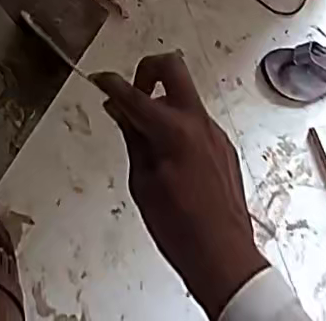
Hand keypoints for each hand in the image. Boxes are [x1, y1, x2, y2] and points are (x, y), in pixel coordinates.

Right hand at [93, 53, 267, 318]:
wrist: (225, 260)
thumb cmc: (182, 230)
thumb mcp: (142, 182)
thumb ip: (132, 138)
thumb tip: (119, 110)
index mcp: (173, 131)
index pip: (133, 94)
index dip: (110, 83)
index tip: (99, 79)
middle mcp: (197, 123)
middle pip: (171, 66)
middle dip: (147, 68)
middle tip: (131, 90)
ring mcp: (214, 133)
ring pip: (183, 95)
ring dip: (162, 103)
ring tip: (146, 136)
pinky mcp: (222, 146)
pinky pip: (195, 121)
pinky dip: (176, 125)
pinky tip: (167, 155)